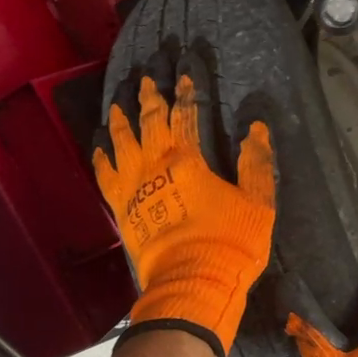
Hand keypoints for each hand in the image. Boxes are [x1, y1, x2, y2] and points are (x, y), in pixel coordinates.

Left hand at [94, 58, 274, 356]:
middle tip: (146, 76)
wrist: (191, 286)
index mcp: (188, 160)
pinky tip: (100, 145)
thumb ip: (256, 164)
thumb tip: (256, 129)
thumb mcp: (257, 203)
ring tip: (119, 103)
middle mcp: (155, 165)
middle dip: (149, 96)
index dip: (186, 90)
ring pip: (121, 143)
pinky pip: (105, 175)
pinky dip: (102, 156)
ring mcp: (133, 187)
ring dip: (121, 120)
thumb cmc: (229, 244)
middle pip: (149, 122)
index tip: (185, 70)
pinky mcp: (122, 209)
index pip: (186, 114)